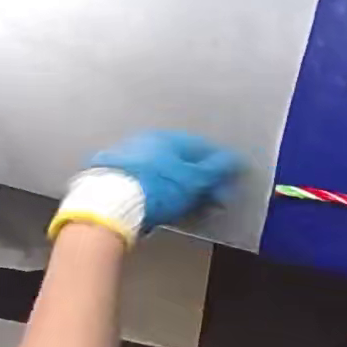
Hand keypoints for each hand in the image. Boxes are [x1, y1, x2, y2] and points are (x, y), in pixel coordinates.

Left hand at [88, 131, 243, 230]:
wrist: (110, 205)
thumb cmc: (157, 188)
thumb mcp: (196, 180)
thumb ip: (217, 170)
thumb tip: (236, 160)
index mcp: (169, 138)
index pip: (204, 148)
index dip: (222, 166)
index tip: (232, 182)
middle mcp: (147, 141)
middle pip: (183, 159)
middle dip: (202, 179)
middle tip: (215, 199)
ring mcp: (129, 158)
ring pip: (164, 171)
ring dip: (181, 187)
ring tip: (192, 206)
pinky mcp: (115, 178)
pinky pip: (148, 184)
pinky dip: (162, 194)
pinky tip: (166, 208)